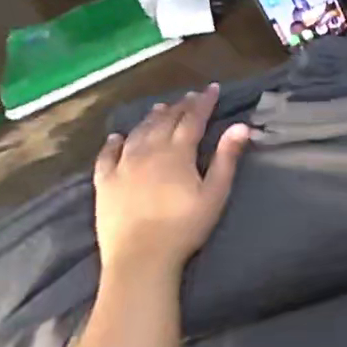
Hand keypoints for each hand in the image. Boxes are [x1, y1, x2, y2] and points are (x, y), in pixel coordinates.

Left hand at [93, 83, 249, 273]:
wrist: (140, 258)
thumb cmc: (184, 227)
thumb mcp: (215, 194)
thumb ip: (226, 158)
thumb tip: (241, 126)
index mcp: (177, 153)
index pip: (193, 119)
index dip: (204, 102)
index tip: (213, 88)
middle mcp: (148, 151)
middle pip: (165, 121)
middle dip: (180, 106)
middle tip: (191, 96)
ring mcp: (122, 165)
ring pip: (138, 132)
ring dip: (152, 118)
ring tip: (161, 108)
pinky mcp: (104, 182)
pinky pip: (107, 155)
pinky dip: (113, 142)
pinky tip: (117, 136)